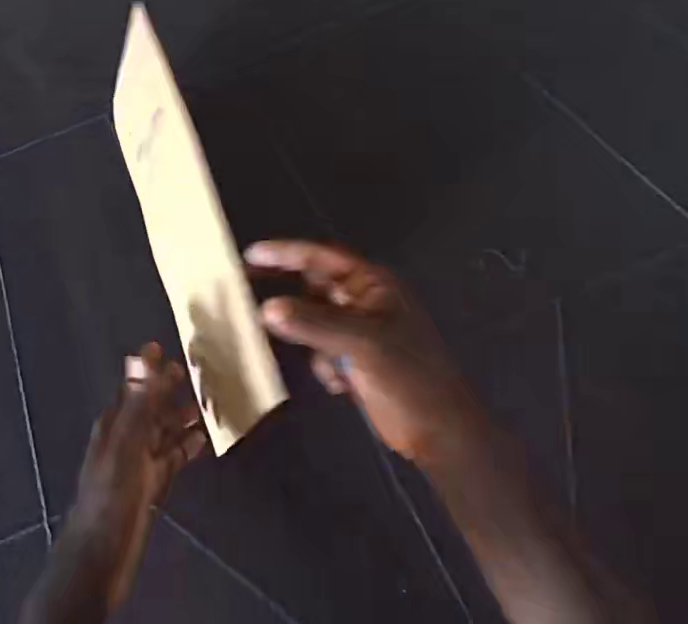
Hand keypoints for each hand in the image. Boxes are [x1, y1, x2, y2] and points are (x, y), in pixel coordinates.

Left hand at [69, 343, 205, 608]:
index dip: (146, 368)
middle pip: (150, 407)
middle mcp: (126, 438)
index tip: (161, 347)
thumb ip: (138, 401)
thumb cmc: (110, 493)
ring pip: (163, 432)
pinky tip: (202, 441)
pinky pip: (171, 459)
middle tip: (194, 373)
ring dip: (181, 418)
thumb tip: (141, 355)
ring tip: (206, 405)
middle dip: (168, 390)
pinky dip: (185, 447)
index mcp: (114, 423)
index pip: (133, 386)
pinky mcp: (151, 486)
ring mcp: (139, 463)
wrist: (101, 554)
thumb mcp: (125, 443)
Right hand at [247, 240, 476, 464]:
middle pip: (313, 286)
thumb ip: (312, 323)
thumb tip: (266, 308)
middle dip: (288, 293)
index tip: (251, 254)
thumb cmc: (410, 376)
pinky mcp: (353, 359)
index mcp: (372, 285)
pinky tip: (340, 383)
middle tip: (247, 287)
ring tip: (303, 349)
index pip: (322, 258)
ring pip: (313, 319)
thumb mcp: (361, 343)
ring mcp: (358, 331)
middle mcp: (363, 301)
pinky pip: (320, 347)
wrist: (441, 434)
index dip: (286, 252)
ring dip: (305, 335)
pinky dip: (321, 362)